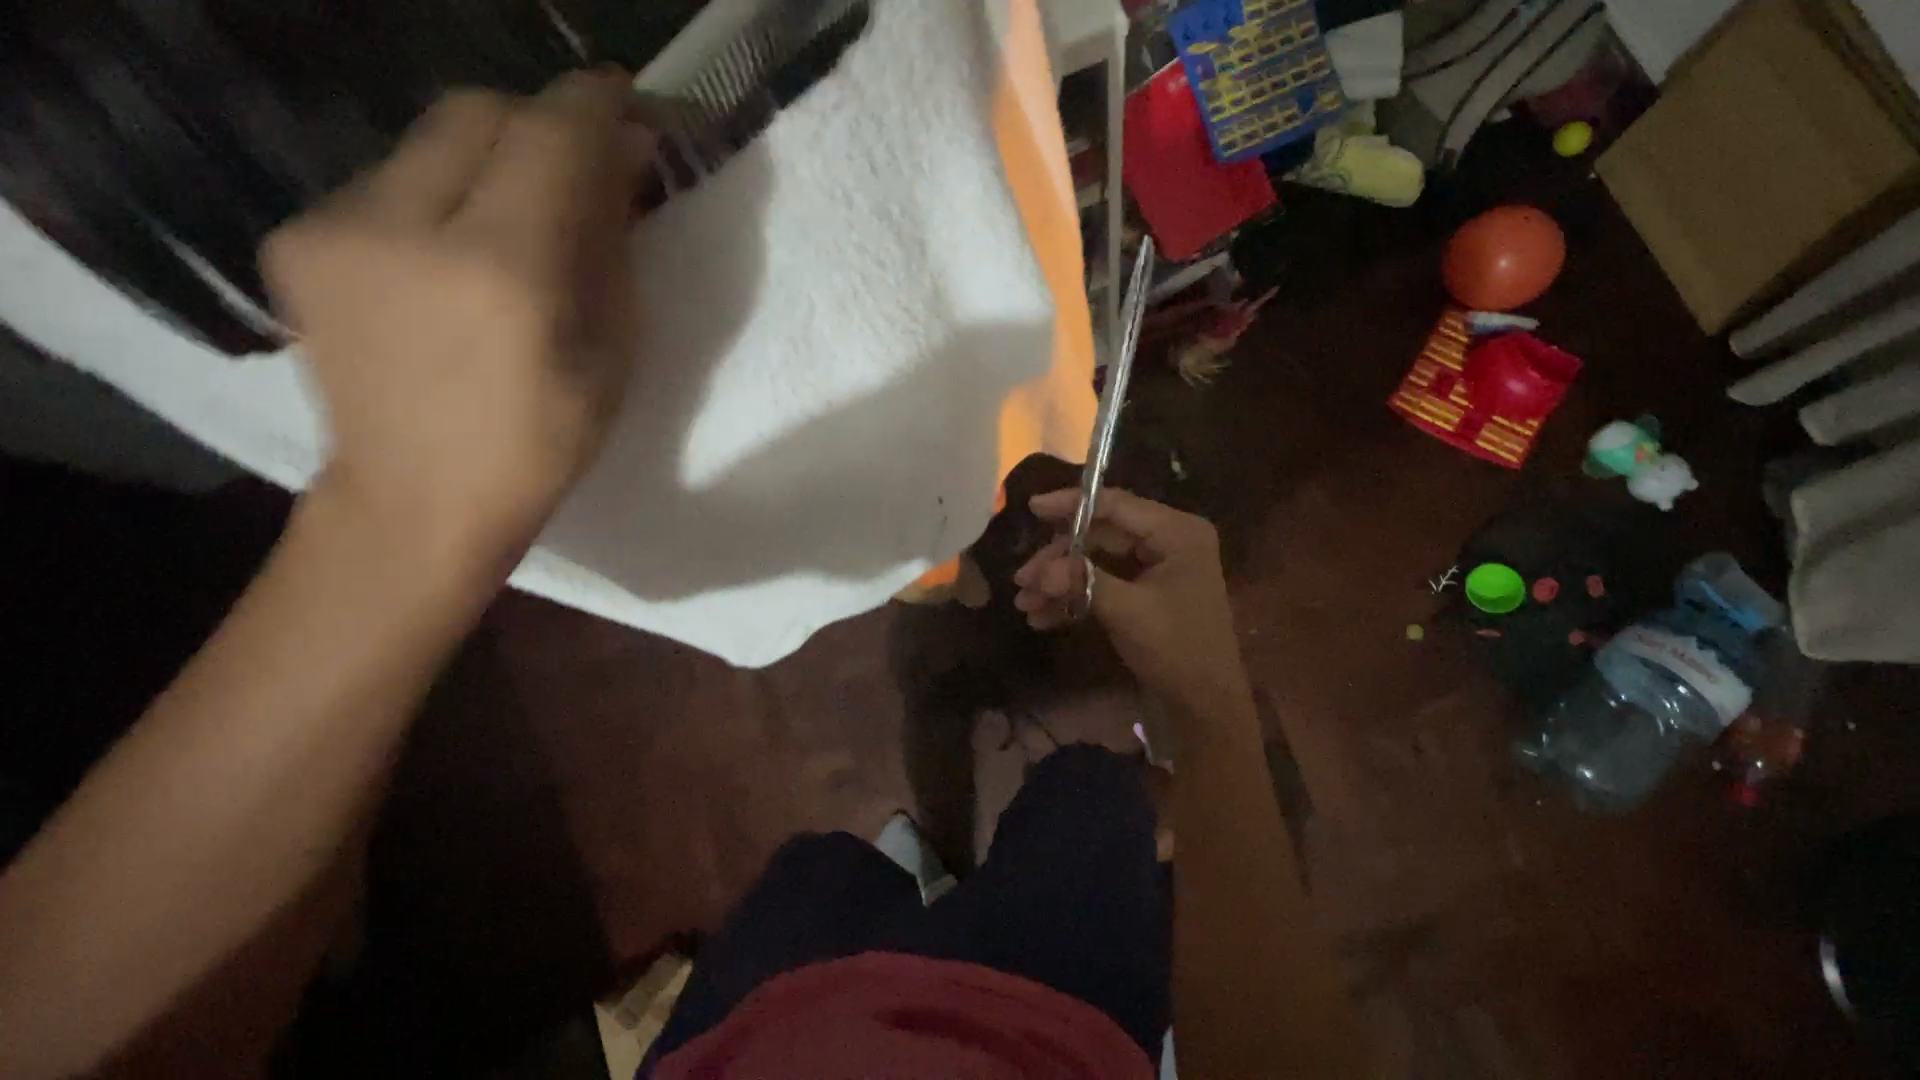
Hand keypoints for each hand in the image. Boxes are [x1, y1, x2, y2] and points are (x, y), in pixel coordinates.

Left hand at [262, 71, 652, 557]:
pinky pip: (388, 180)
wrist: (417, 500)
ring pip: (429, 140)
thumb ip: (616, 241)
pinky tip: (451, 255)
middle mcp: (406, 227)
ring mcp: (336, 227)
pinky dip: (437, 197)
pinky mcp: (297, 238)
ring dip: (488, 162)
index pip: (554, 131)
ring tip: (514, 220)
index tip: (628, 106)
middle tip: (578, 166)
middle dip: (542, 124)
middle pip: (481, 111)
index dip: (598, 104)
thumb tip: (623, 156)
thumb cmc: (544, 442)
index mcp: (506, 269)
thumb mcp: (615, 349)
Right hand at [1014, 488, 1254, 721]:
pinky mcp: (1144, 595)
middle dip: (1059, 559)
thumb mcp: (1129, 611)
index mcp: (1177, 532)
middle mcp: (1168, 542)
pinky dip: (1074, 598)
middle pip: (1100, 535)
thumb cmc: (1178, 649)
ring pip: (1096, 561)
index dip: (1071, 504)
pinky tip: (1043, 618)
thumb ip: (1083, 582)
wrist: (1205, 706)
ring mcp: (1156, 569)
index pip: (1116, 505)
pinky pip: (1102, 584)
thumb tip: (1040, 573)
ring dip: (1060, 582)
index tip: (1031, 508)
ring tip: (1025, 605)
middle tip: (1022, 581)